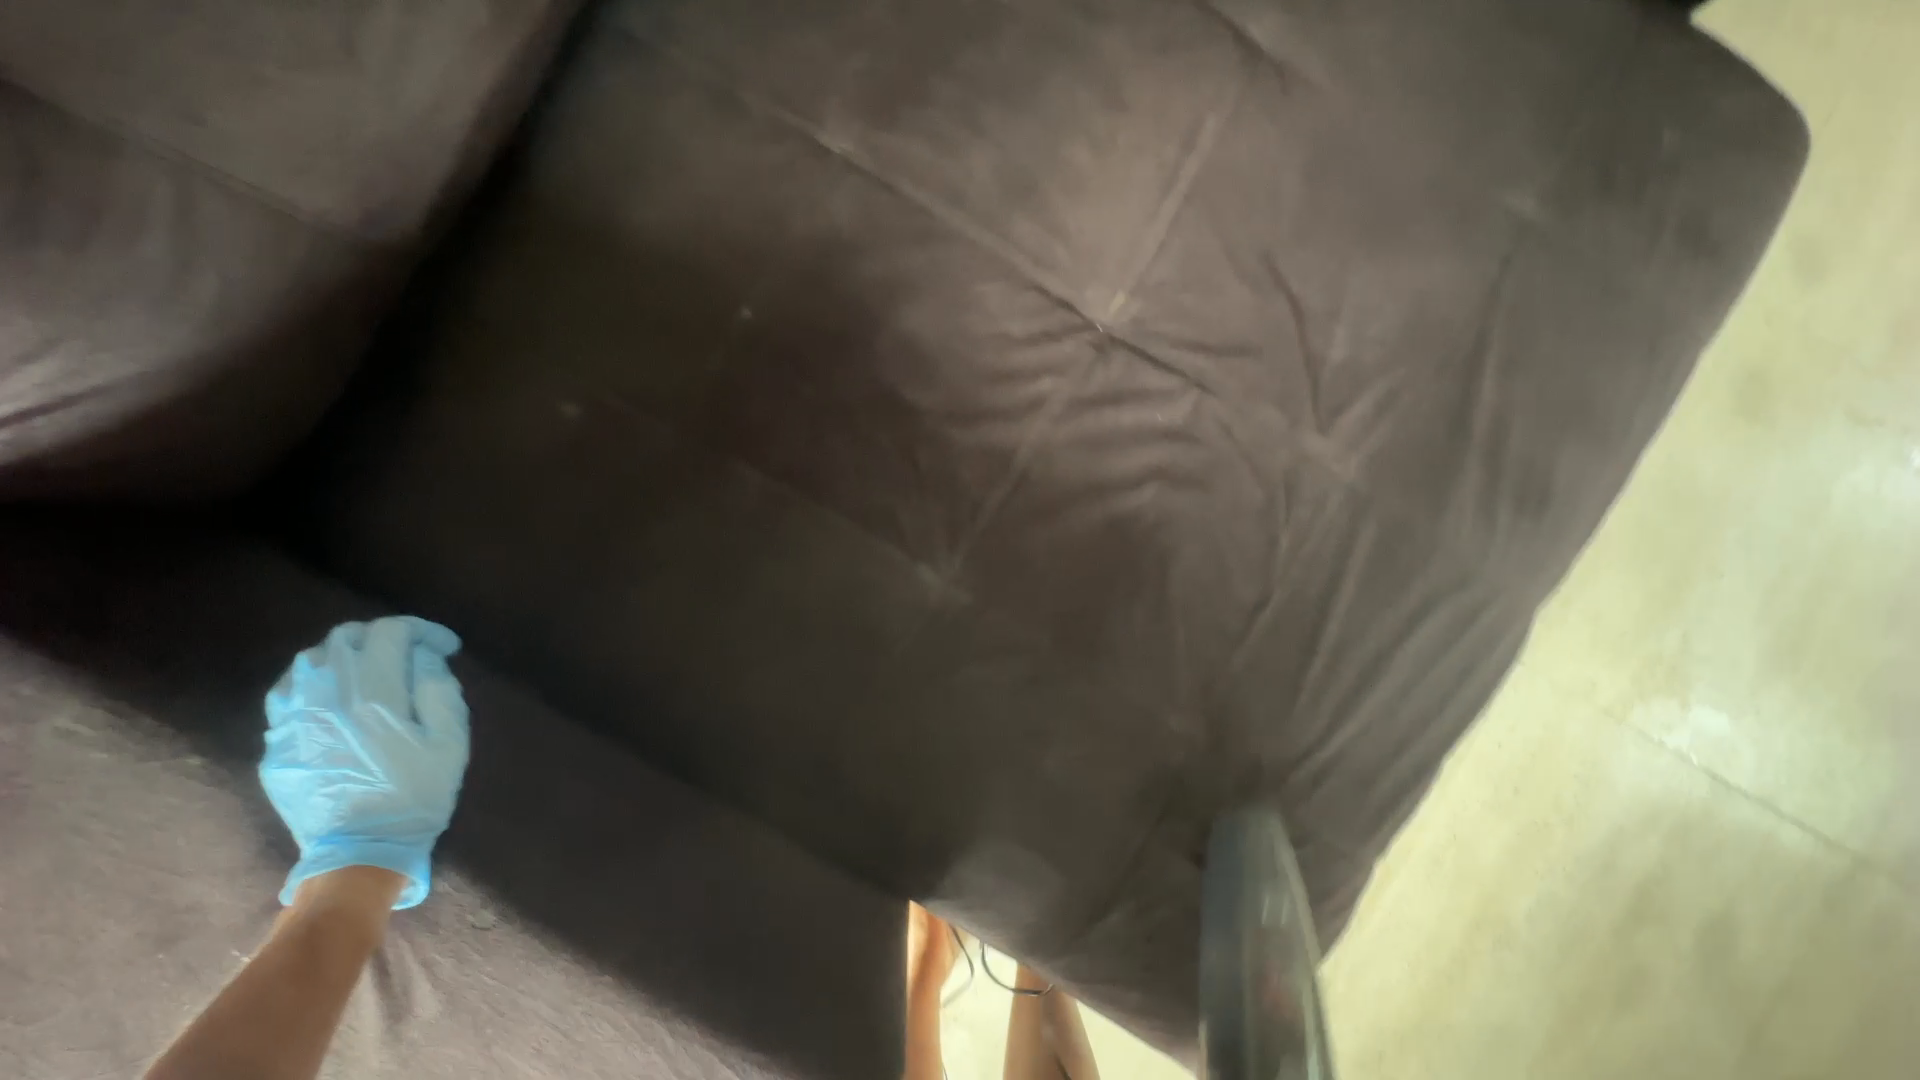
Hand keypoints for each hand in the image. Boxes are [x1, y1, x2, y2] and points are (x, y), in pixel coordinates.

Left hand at [260, 617, 468, 909]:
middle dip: (384, 636)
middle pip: (346, 637)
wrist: (358, 852)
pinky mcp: (276, 741)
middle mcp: (327, 694)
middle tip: (410, 654)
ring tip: (370, 672)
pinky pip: (286, 693)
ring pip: (310, 660)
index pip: (392, 632)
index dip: (423, 630)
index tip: (446, 647)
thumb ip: (439, 689)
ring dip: (345, 655)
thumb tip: (425, 657)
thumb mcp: (450, 742)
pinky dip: (313, 682)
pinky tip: (332, 698)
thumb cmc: (415, 795)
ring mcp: (293, 718)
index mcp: (374, 693)